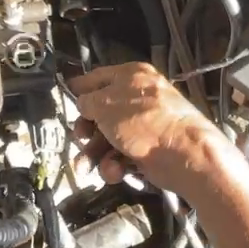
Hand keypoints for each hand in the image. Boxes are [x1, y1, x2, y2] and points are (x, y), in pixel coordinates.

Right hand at [68, 63, 233, 196]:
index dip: (81, 87)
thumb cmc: (141, 121)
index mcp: (131, 76)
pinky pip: (121, 156)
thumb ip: (87, 101)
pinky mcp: (146, 151)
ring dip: (94, 154)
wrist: (182, 154)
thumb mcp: (104, 104)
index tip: (66, 96)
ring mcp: (143, 126)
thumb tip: (83, 103)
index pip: (98, 77)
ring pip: (107, 139)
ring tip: (85, 168)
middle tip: (79, 139)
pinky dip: (114, 165)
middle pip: (100, 113)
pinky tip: (115, 171)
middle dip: (85, 131)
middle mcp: (138, 98)